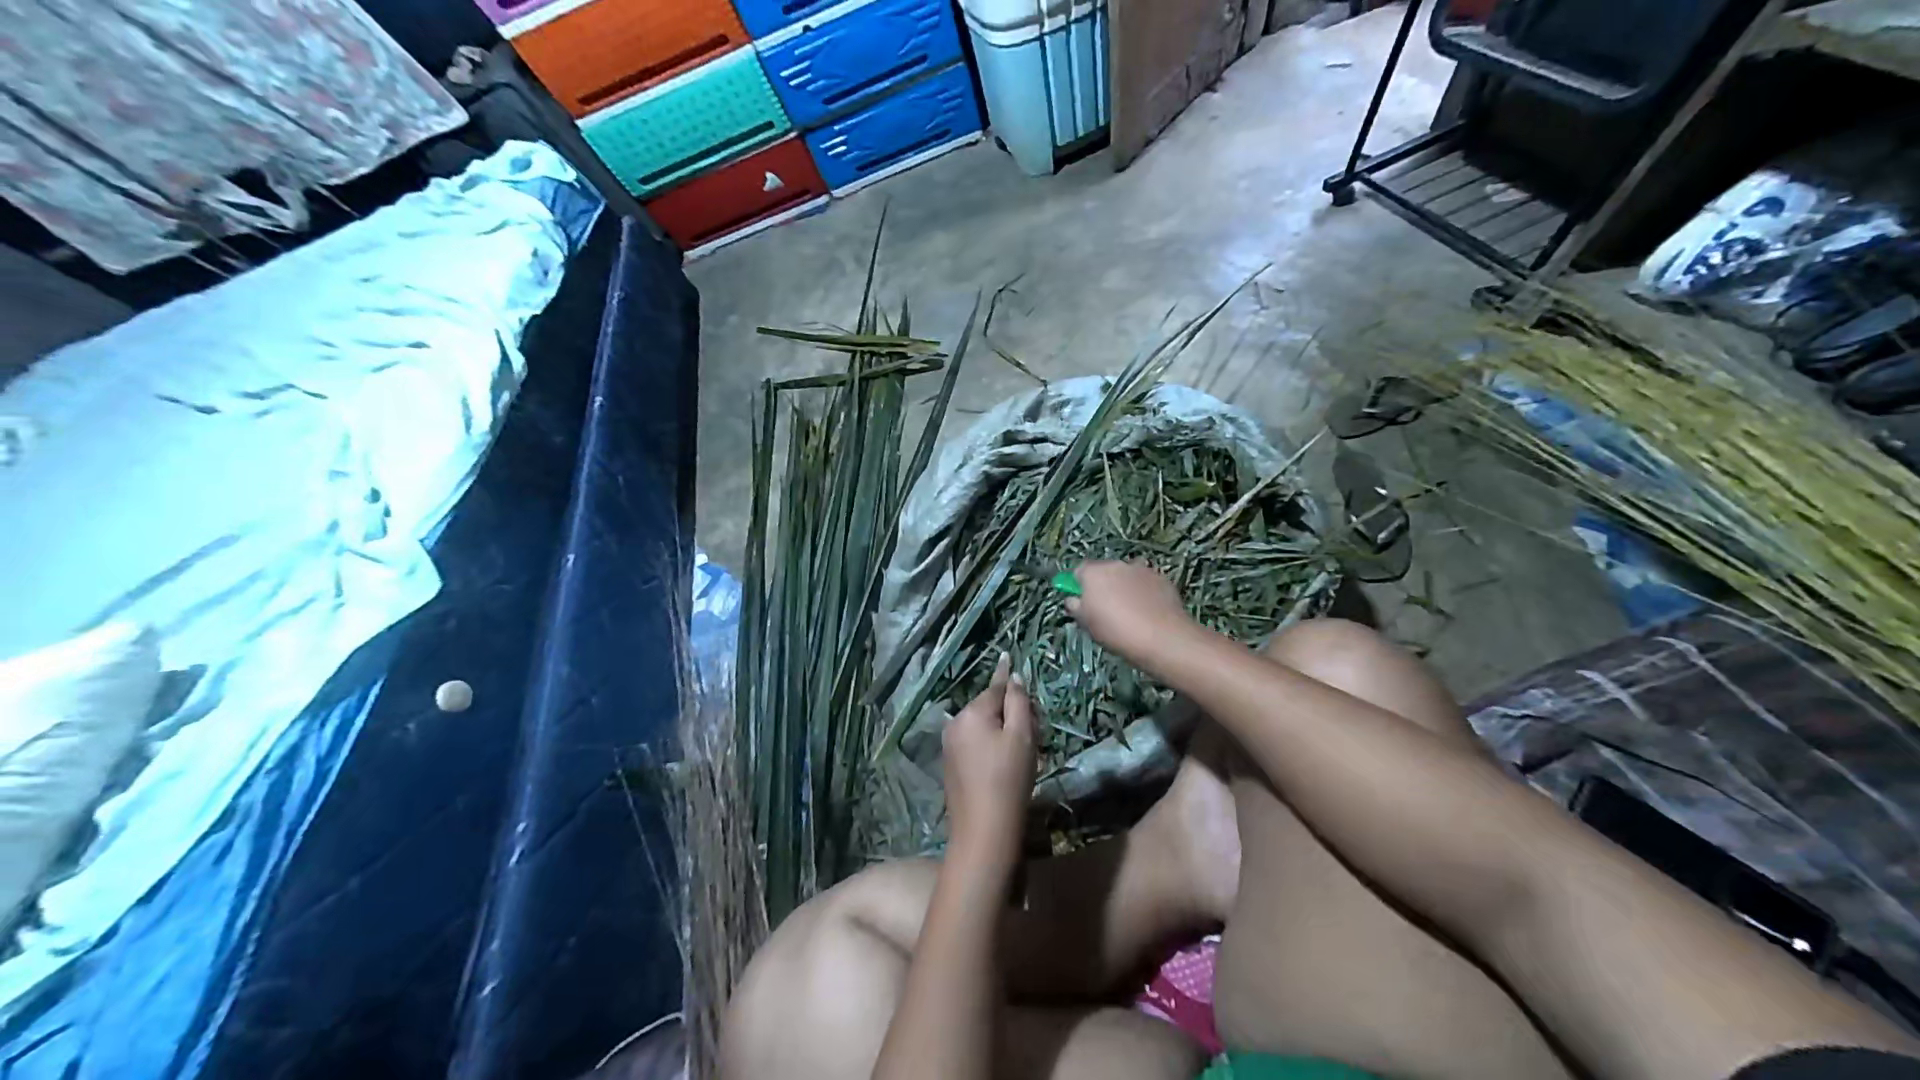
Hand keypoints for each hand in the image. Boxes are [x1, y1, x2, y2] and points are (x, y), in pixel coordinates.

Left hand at [942, 654, 1035, 874]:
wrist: (984, 830)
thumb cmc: (1009, 779)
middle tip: (1035, 730)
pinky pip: (974, 743)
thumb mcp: (1022, 736)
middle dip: (1009, 711)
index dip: (1007, 676)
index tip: (1007, 656)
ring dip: (1000, 729)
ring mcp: (949, 746)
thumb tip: (1013, 677)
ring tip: (1023, 750)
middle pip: (988, 707)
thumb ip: (1018, 702)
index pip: (995, 687)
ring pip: (981, 726)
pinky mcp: (951, 766)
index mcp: (971, 713)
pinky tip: (1004, 764)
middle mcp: (954, 723)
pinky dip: (990, 745)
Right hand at [1065, 561, 1194, 669]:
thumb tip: (1073, 599)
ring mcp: (1142, 569)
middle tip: (1106, 609)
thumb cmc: (1116, 631)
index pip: (1078, 571)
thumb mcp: (1086, 624)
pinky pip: (1146, 582)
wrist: (1162, 637)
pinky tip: (1148, 611)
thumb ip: (1075, 607)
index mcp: (1094, 573)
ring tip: (1130, 611)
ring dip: (1124, 586)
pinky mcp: (1162, 578)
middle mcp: (1117, 564)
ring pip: (1126, 575)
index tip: (1082, 601)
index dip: (1078, 585)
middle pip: (1104, 571)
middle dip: (1103, 585)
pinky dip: (1144, 592)